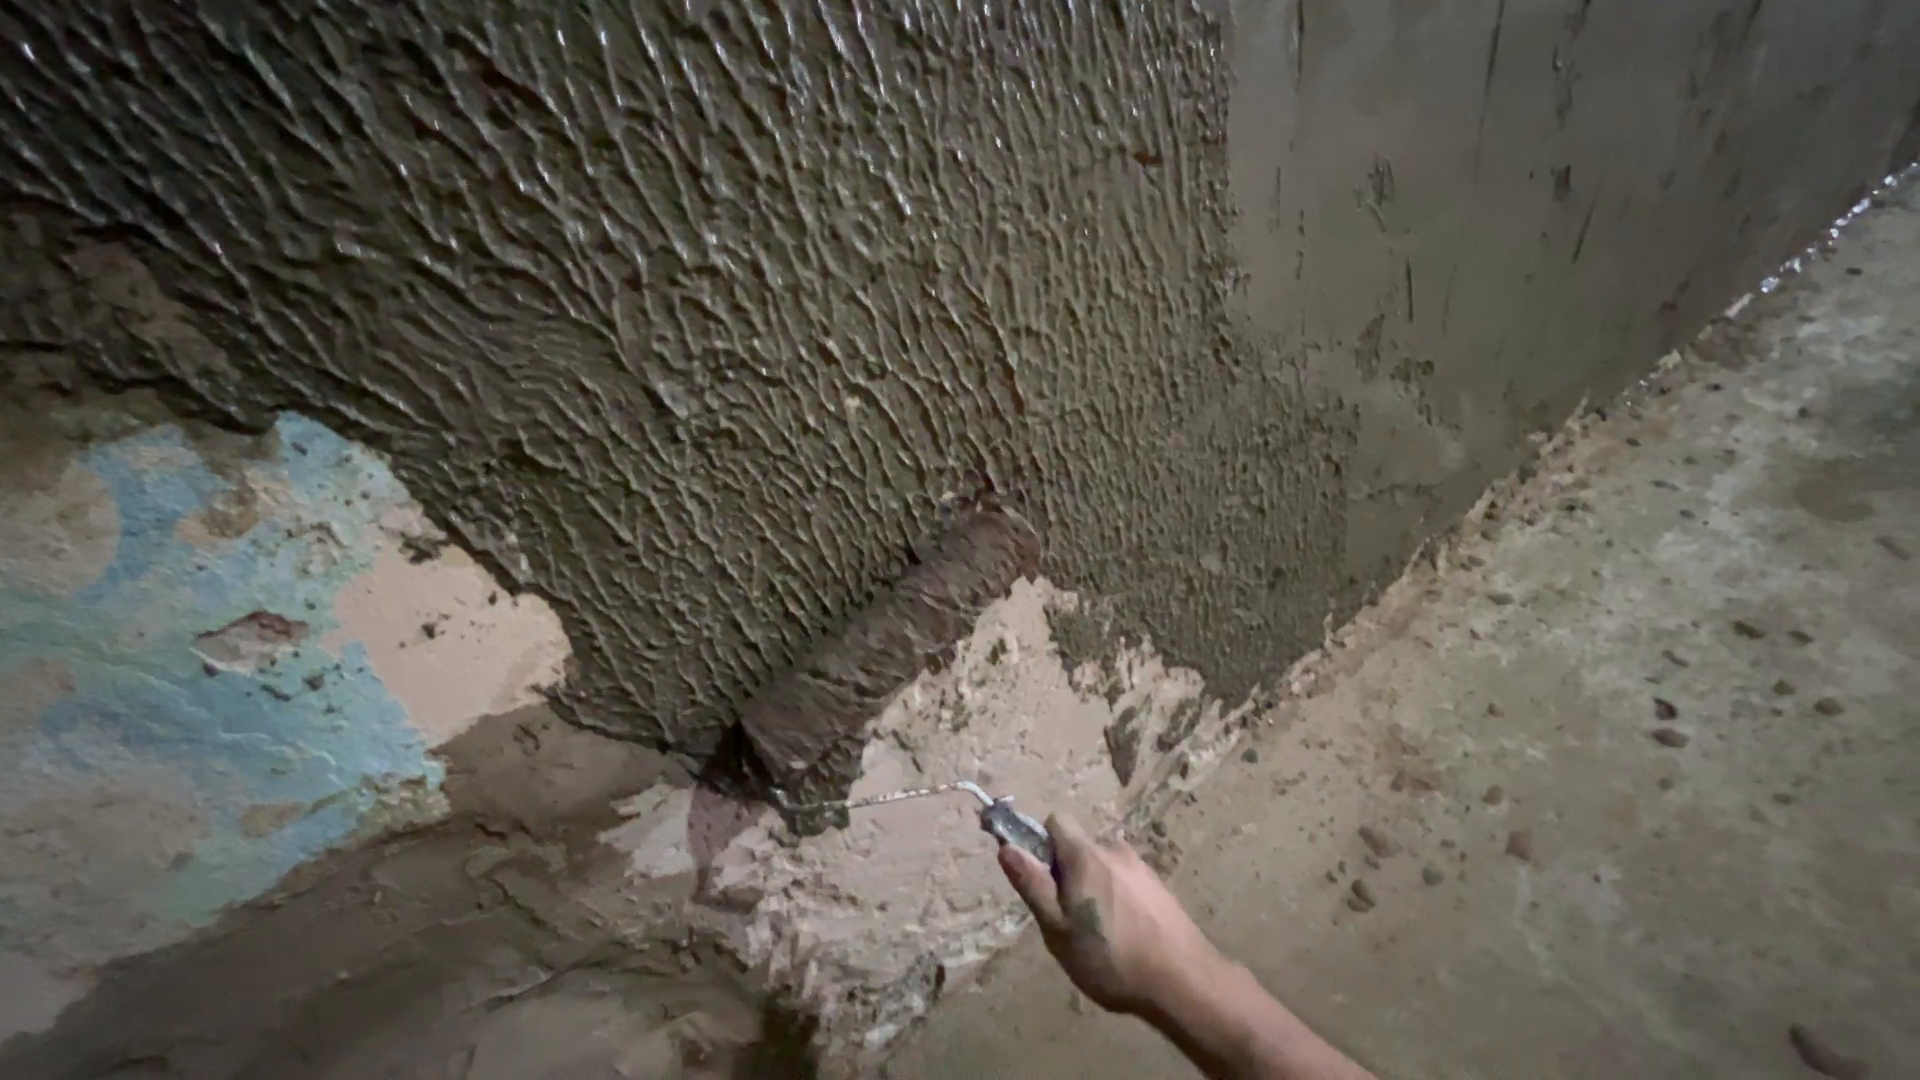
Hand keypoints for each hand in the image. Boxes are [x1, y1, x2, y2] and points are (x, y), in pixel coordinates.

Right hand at [998, 815, 1227, 1016]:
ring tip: (1099, 934)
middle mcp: (1114, 848)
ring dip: (1094, 887)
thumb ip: (1032, 884)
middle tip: (1068, 918)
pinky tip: (1125, 936)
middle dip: (1067, 874)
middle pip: (1079, 847)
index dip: (1041, 845)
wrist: (1184, 981)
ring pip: (1103, 866)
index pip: (1056, 821)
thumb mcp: (1057, 927)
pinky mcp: (1159, 887)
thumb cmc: (1111, 956)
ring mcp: (1141, 867)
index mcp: (1086, 853)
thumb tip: (1005, 847)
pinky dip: (1118, 899)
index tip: (1040, 879)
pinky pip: (1125, 881)